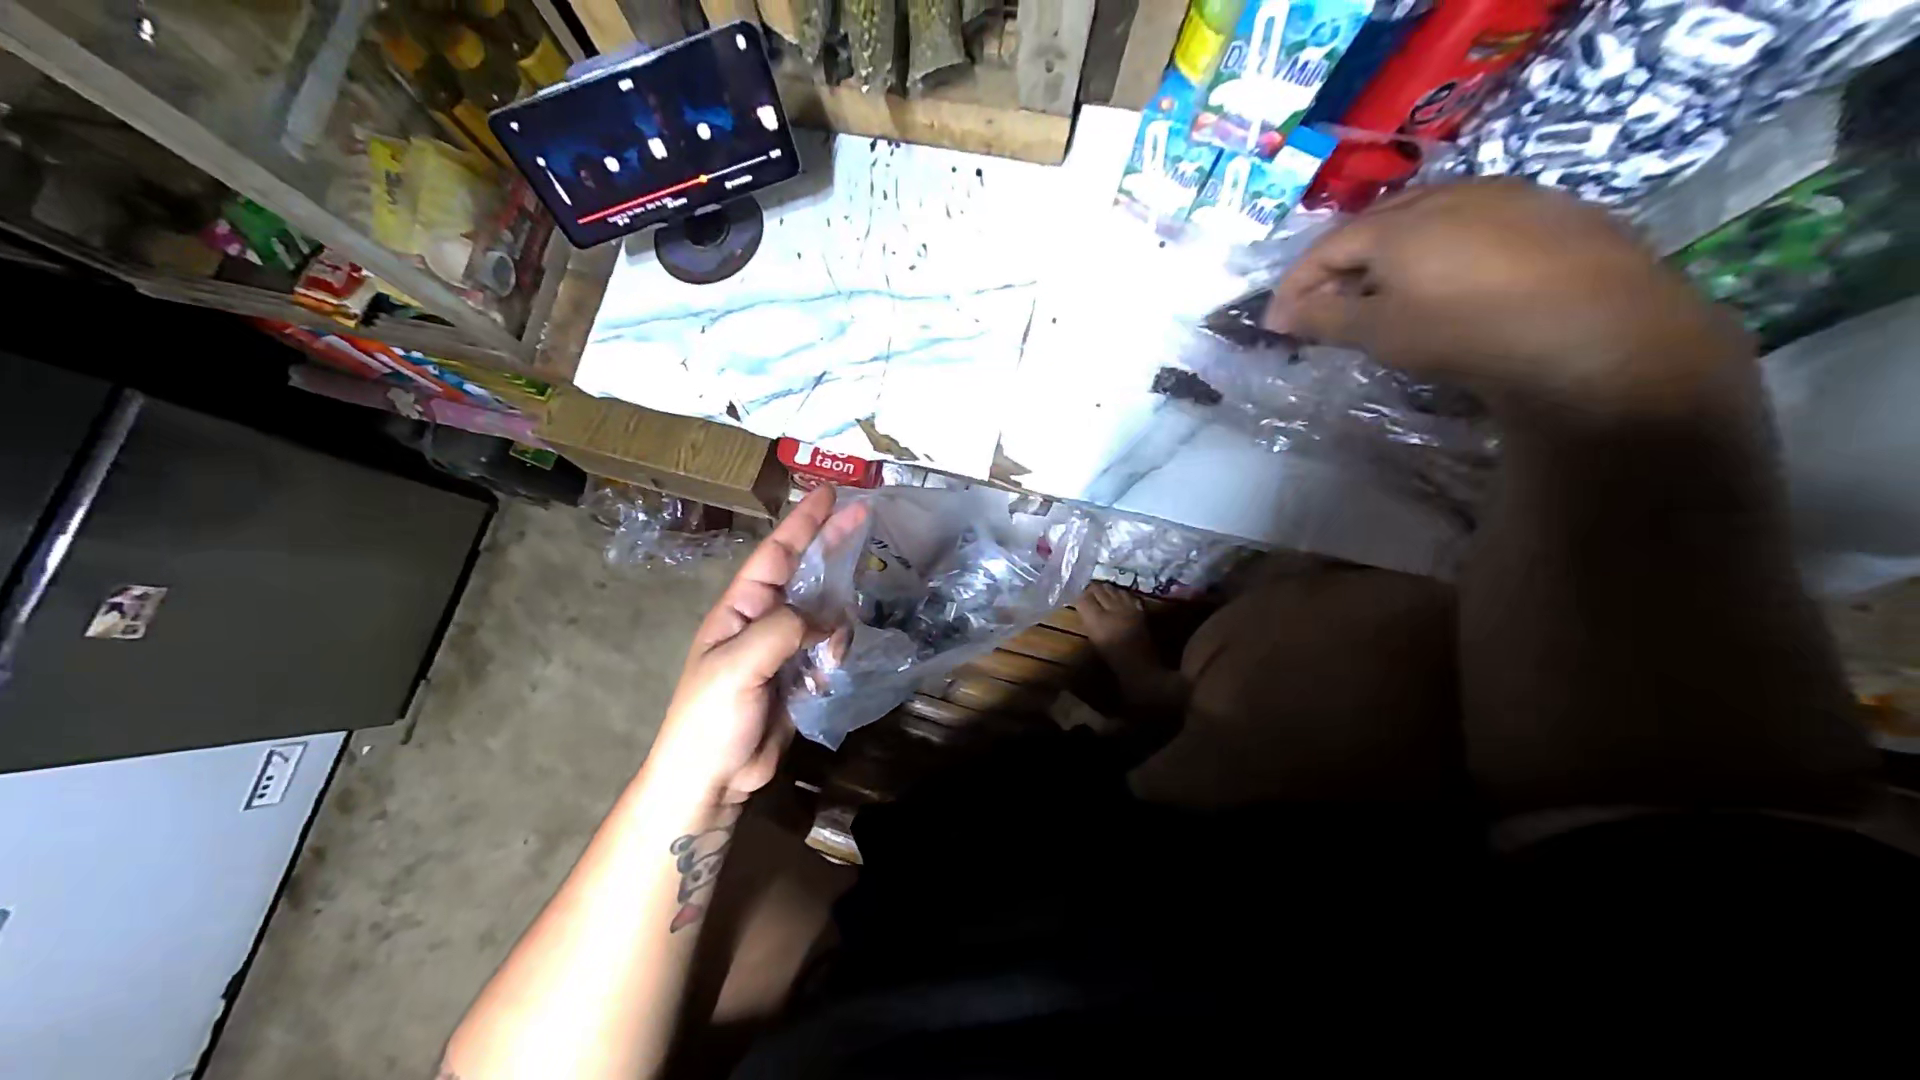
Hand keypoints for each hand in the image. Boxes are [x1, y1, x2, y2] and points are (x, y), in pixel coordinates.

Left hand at [649, 486, 866, 803]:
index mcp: (740, 608)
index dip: (803, 522)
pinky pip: (829, 649)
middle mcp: (763, 619)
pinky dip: (835, 656)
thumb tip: (827, 618)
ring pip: (825, 614)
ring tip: (828, 656)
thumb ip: (783, 630)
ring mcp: (783, 648)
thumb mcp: (736, 666)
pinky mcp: (800, 675)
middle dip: (832, 545)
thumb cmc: (710, 719)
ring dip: (835, 624)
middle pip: (805, 572)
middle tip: (865, 516)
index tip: (830, 492)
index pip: (776, 553)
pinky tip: (824, 678)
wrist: (713, 780)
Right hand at [1264, 180, 1752, 416]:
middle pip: (1374, 228)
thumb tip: (1280, 315)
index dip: (1294, 286)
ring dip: (1390, 260)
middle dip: (1339, 269)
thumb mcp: (1379, 332)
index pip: (1325, 248)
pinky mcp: (1553, 214)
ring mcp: (1507, 198)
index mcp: (1399, 223)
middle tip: (1325, 308)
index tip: (1275, 323)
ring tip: (1382, 298)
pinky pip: (1474, 228)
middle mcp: (1449, 195)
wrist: (1598, 333)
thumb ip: (1323, 318)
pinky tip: (1450, 287)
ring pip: (1426, 223)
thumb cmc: (1464, 331)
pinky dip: (1441, 256)